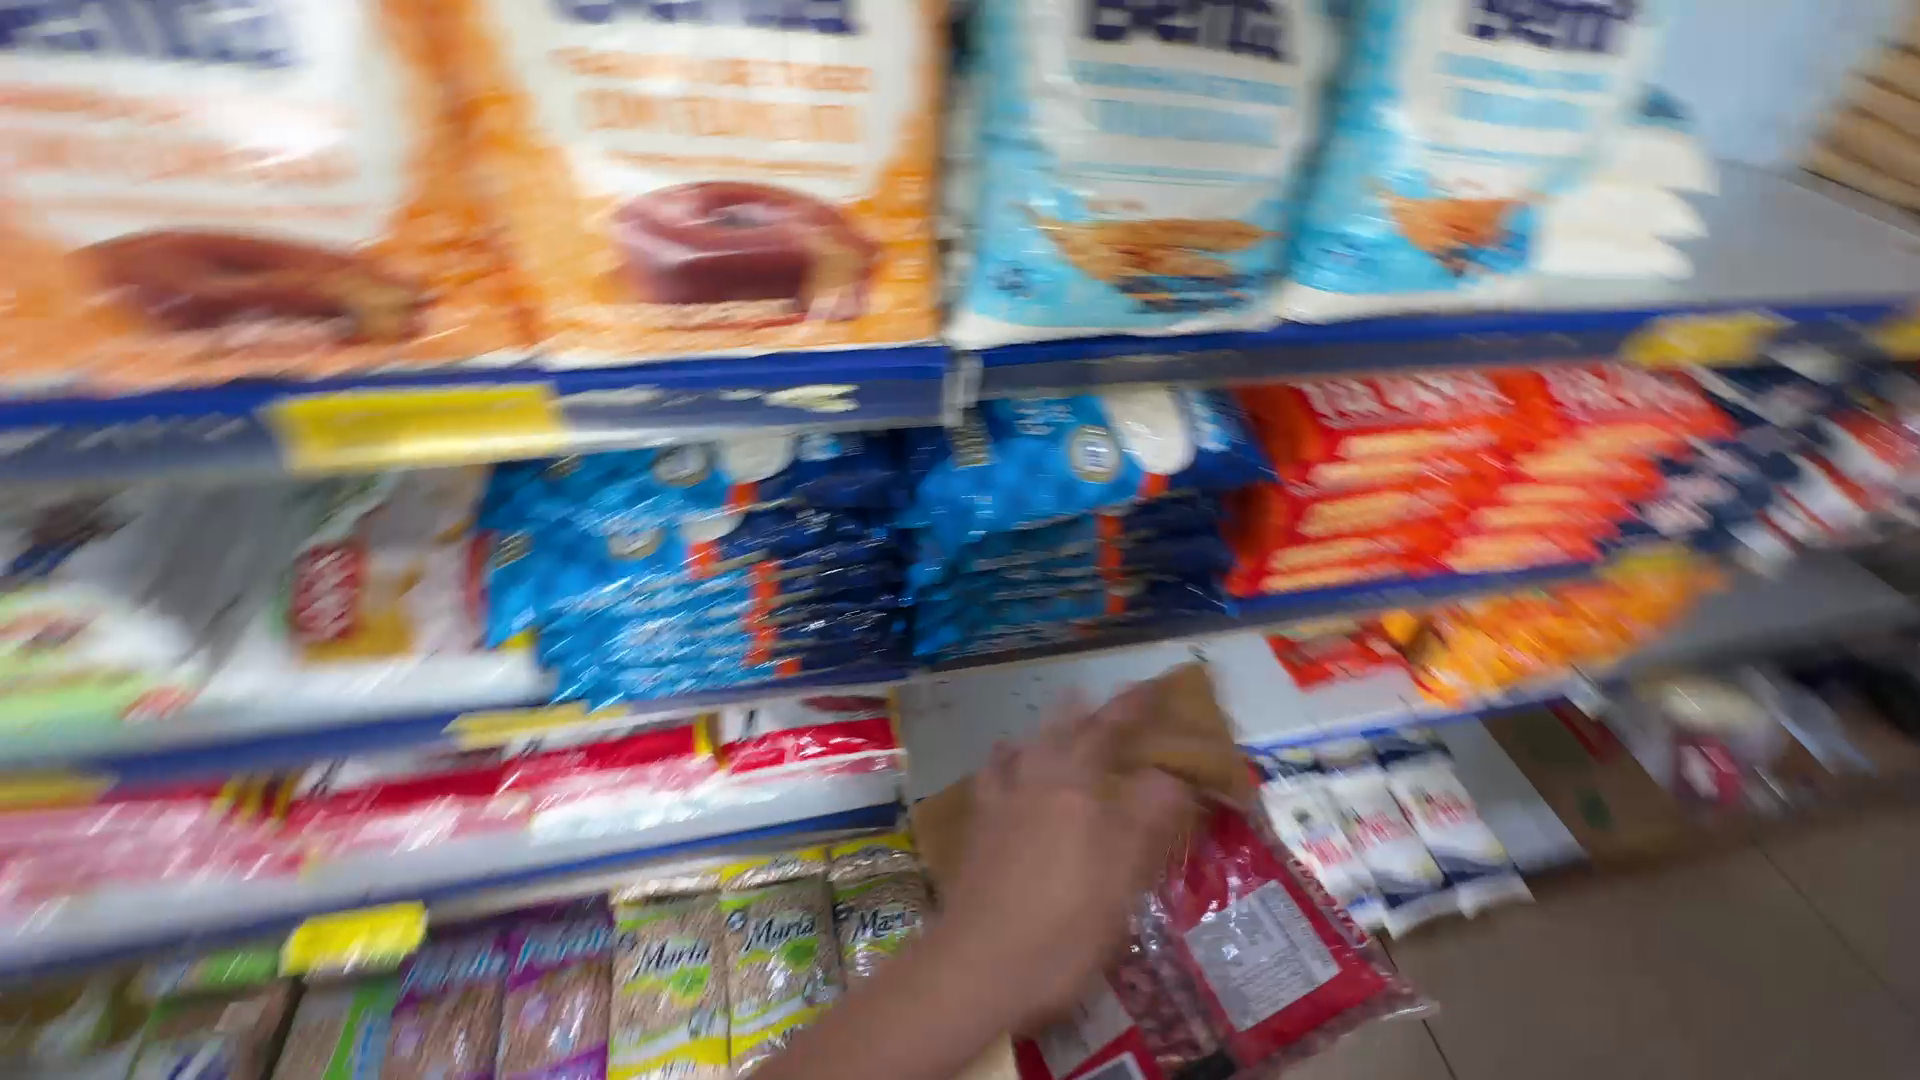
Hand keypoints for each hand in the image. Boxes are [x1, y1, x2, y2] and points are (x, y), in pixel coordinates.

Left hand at [930, 683, 1192, 1033]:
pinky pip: (992, 775)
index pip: (1108, 732)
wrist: (978, 963)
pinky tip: (1005, 762)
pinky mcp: (977, 826)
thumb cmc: (1062, 928)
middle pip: (1061, 731)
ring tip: (1056, 720)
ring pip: (1023, 746)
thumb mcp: (1121, 881)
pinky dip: (1004, 759)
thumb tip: (1170, 775)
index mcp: (1075, 790)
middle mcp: (1035, 782)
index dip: (1131, 706)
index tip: (1151, 684)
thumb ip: (1146, 819)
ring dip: (1045, 729)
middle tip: (1099, 696)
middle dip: (1084, 710)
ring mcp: (1000, 802)